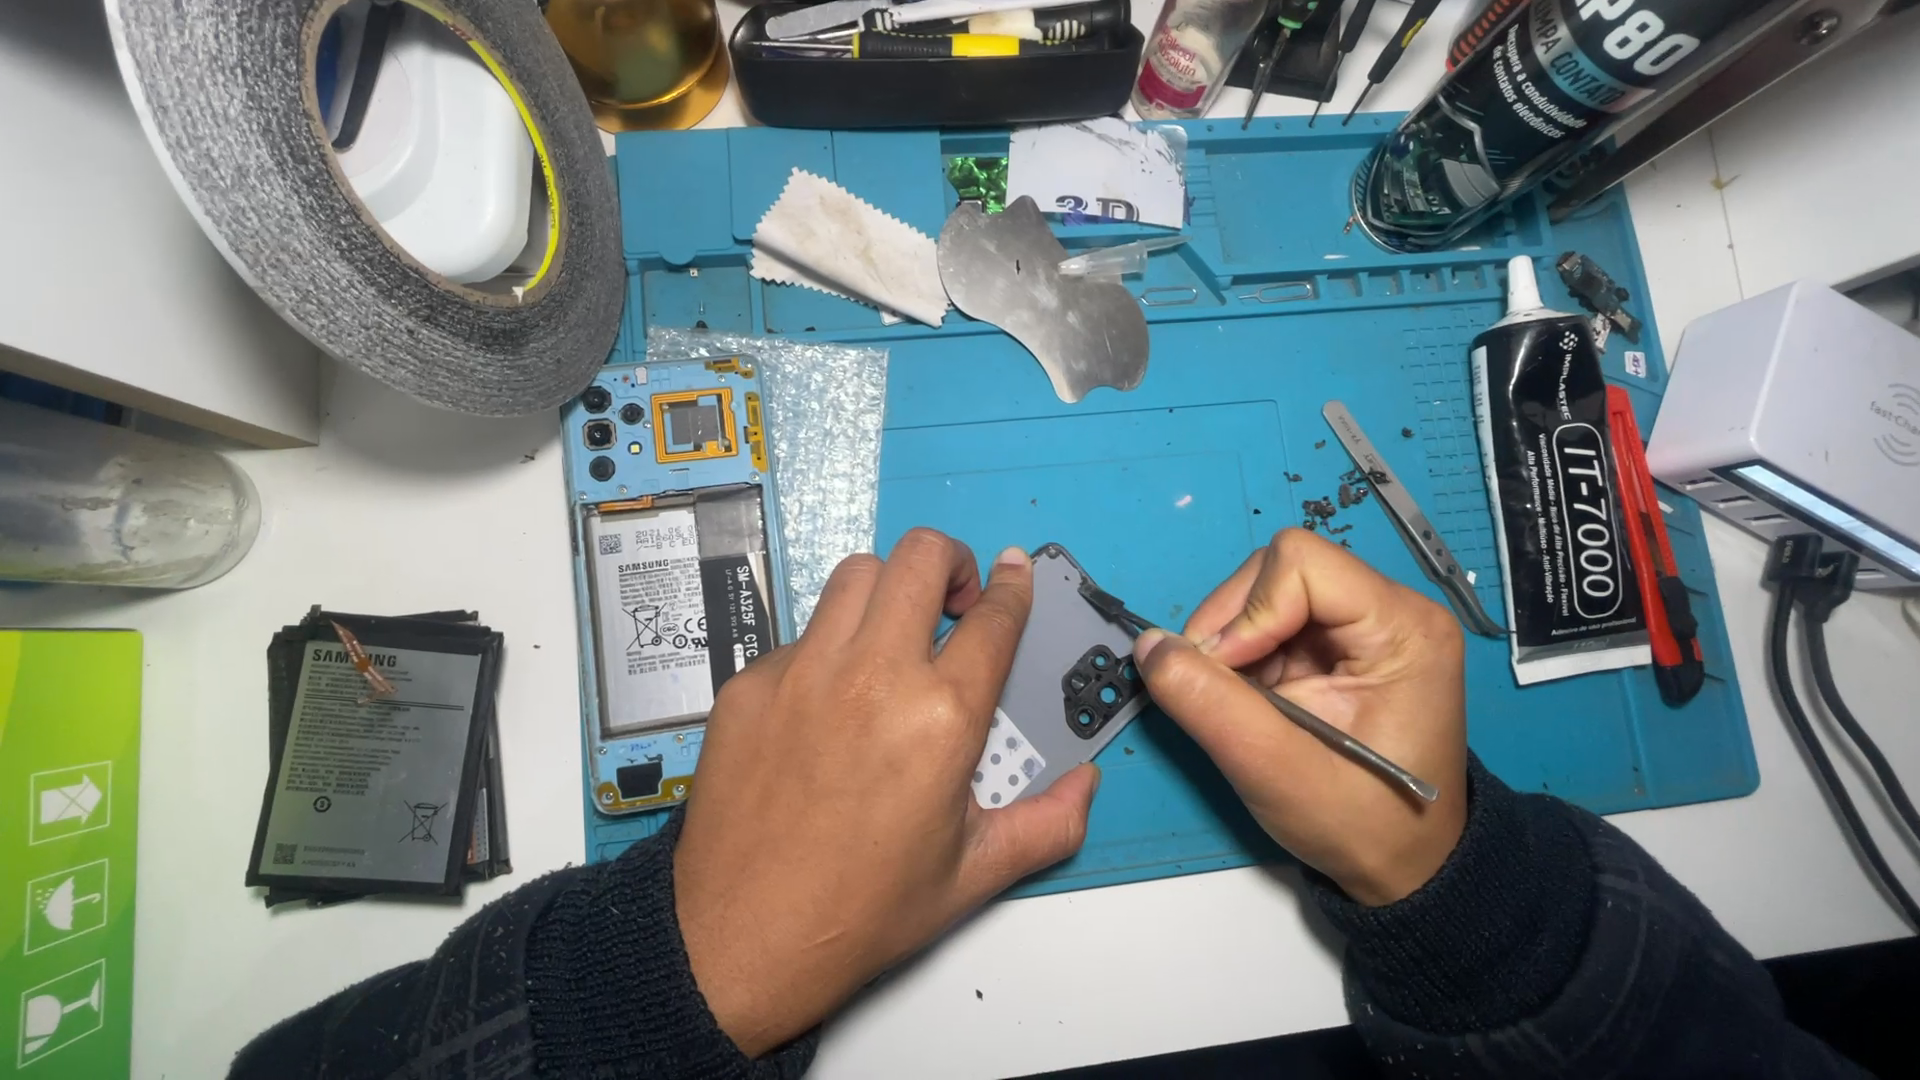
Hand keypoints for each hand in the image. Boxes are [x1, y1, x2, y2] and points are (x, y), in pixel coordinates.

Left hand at [673, 529, 1099, 1056]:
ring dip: (888, 590)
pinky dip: (828, 648)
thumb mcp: (974, 875)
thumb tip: (1087, 781)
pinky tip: (825, 702)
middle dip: (949, 561)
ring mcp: (802, 671)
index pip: (994, 618)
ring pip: (855, 575)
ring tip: (891, 635)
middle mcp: (874, 674)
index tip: (1014, 568)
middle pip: (919, 557)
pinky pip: (801, 635)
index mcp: (941, 716)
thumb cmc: (867, 911)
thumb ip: (1049, 823)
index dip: (1012, 584)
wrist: (739, 943)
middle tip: (953, 600)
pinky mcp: (749, 683)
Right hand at [1132, 528, 1466, 906]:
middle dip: (1229, 625)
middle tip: (1222, 689)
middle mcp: (1384, 608)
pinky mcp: (1328, 641)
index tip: (1229, 675)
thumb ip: (1209, 704)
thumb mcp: (1277, 770)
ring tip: (1239, 700)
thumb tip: (1148, 646)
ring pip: (1258, 591)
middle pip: (1274, 569)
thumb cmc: (1358, 822)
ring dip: (1227, 641)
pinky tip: (1249, 697)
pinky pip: (1258, 619)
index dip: (1248, 611)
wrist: (1398, 862)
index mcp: (1400, 627)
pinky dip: (1235, 654)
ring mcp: (1355, 622)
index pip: (1299, 563)